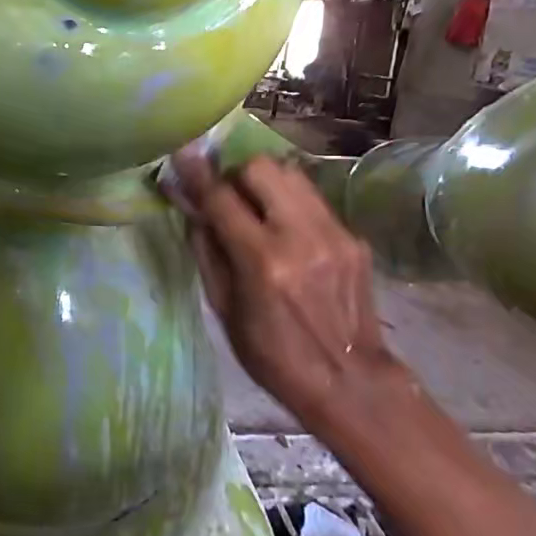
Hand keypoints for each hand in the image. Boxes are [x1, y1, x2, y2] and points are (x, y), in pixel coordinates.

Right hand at [166, 151, 399, 422]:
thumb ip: (207, 251)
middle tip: (230, 196)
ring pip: (292, 173)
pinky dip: (292, 204)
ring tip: (259, 206)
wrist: (349, 380)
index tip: (182, 154)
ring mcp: (334, 232)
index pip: (222, 198)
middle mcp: (300, 236)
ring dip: (266, 181)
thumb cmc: (274, 356)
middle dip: (237, 174)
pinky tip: (289, 231)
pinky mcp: (354, 236)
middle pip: (261, 167)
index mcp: (263, 262)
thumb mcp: (226, 311)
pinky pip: (314, 199)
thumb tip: (191, 207)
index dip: (197, 174)